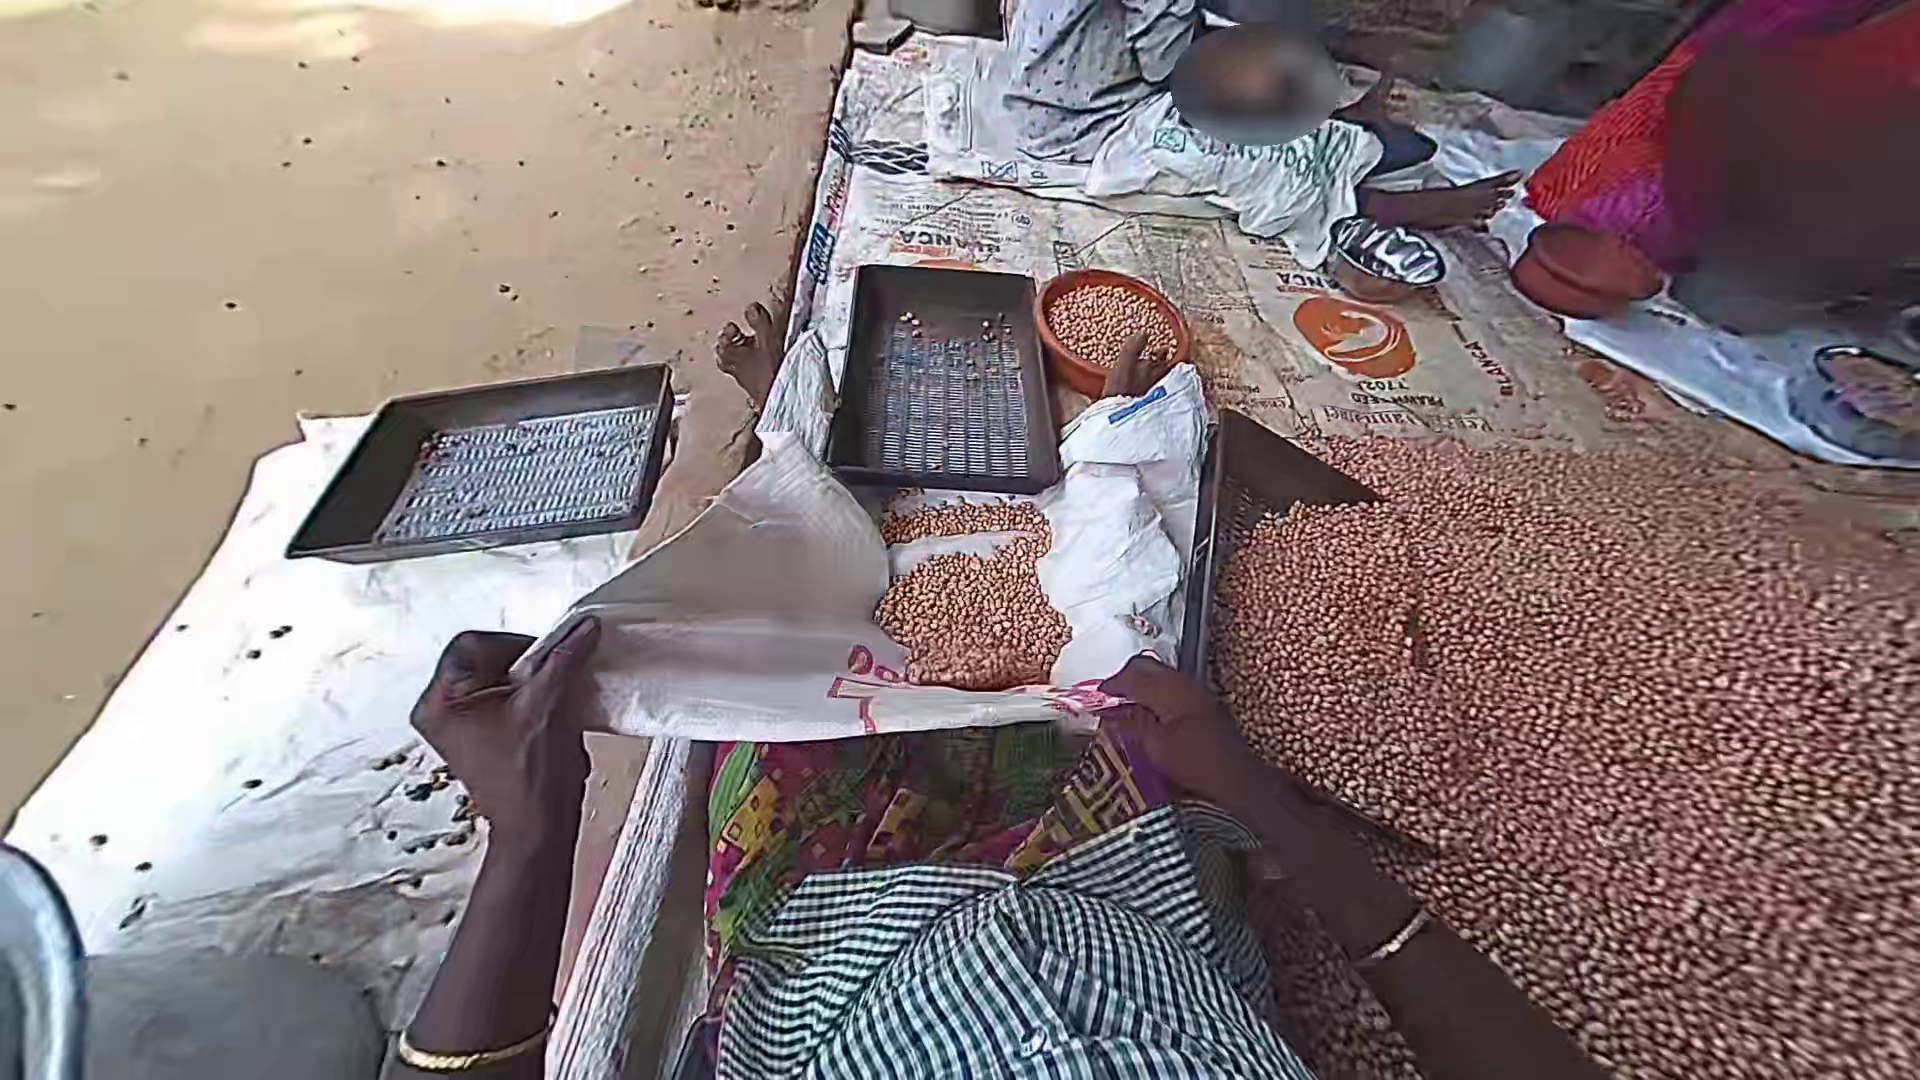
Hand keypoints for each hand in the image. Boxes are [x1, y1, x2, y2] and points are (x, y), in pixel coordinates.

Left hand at [410, 619, 601, 850]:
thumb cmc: (531, 773)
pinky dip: (539, 690)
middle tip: (554, 676)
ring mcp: (467, 720)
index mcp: (440, 703)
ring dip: (539, 676)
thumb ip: (565, 659)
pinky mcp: (491, 728)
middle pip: (488, 656)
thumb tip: (585, 627)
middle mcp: (445, 709)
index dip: (513, 644)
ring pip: (505, 673)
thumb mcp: (548, 705)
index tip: (546, 657)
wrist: (540, 821)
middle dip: (529, 661)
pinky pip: (514, 691)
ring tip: (557, 694)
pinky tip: (557, 705)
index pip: (471, 644)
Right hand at [1097, 654, 1264, 806]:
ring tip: (1123, 703)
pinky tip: (1146, 710)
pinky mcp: (1202, 702)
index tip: (1095, 696)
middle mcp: (1184, 683)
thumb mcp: (1156, 747)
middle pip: (1146, 666)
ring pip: (1158, 673)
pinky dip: (1152, 691)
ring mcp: (1196, 691)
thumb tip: (1108, 713)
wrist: (1240, 781)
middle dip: (1123, 677)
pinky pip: (1169, 684)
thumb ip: (1130, 724)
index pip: (1132, 676)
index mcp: (1170, 690)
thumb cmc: (1197, 766)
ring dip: (1139, 683)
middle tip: (1107, 696)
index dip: (1111, 685)